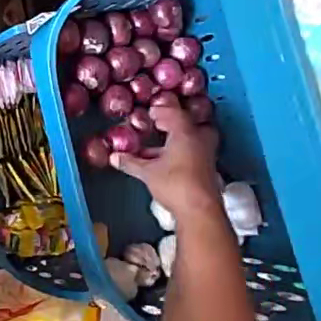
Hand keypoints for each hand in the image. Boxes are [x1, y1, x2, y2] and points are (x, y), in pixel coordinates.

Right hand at [112, 96, 219, 219]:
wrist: (199, 210)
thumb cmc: (175, 184)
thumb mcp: (147, 172)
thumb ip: (131, 162)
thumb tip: (114, 157)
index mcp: (185, 132)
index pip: (174, 112)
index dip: (161, 110)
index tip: (150, 111)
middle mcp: (198, 139)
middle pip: (185, 123)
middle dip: (171, 122)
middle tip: (157, 122)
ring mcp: (205, 154)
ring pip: (189, 138)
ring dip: (173, 138)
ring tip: (154, 144)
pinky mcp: (205, 167)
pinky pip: (191, 151)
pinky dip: (178, 151)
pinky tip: (163, 161)